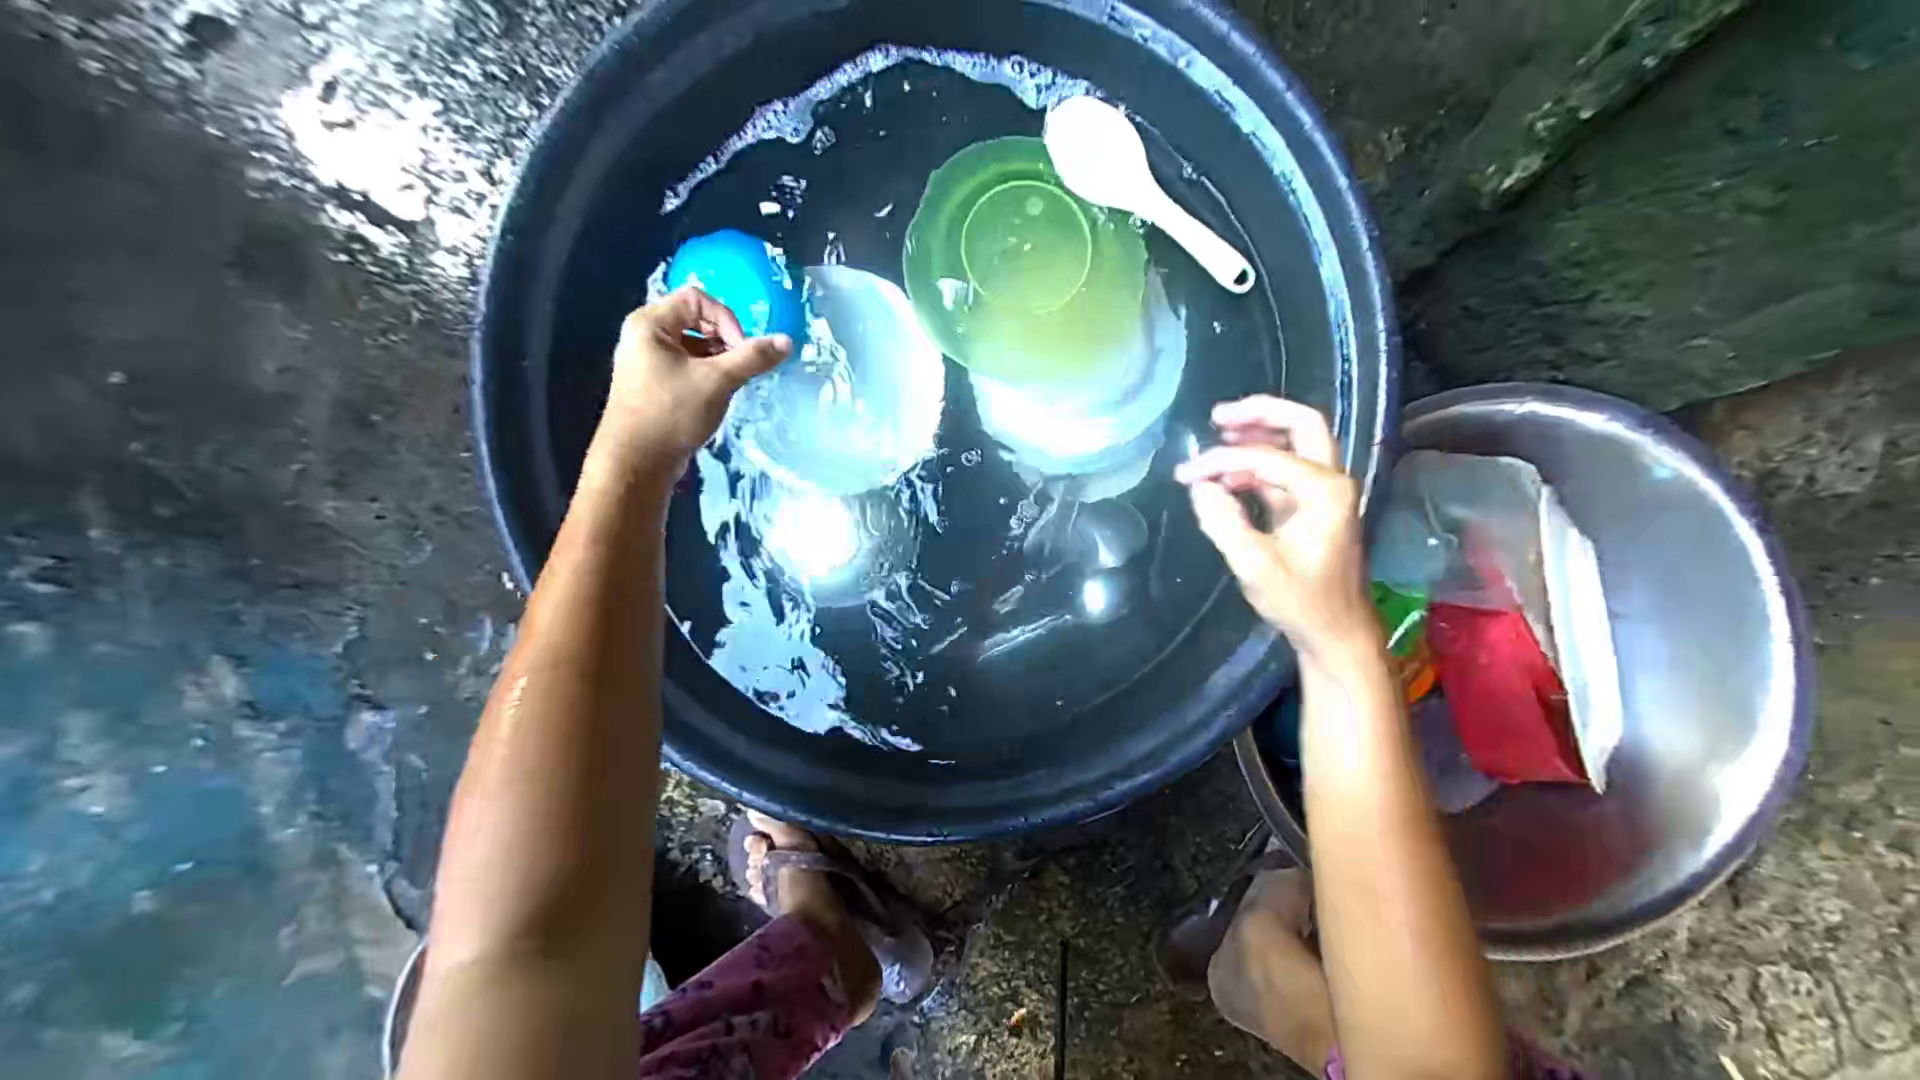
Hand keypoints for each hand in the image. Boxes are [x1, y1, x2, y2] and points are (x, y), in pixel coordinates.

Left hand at [597, 286, 792, 473]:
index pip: (697, 299)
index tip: (741, 351)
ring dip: (719, 360)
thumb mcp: (718, 381)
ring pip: (694, 346)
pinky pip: (687, 367)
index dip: (727, 319)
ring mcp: (647, 362)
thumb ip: (753, 358)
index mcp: (650, 323)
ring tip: (731, 384)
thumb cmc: (672, 413)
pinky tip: (717, 396)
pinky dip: (707, 375)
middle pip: (696, 321)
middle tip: (740, 367)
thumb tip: (786, 341)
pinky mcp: (654, 385)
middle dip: (725, 341)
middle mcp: (644, 336)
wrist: (637, 462)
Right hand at [1174, 395, 1375, 662]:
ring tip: (1219, 433)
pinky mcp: (1312, 507)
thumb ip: (1224, 522)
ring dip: (1258, 434)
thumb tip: (1199, 487)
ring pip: (1296, 443)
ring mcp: (1324, 493)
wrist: (1335, 632)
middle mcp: (1332, 482)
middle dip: (1259, 413)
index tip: (1186, 475)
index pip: (1265, 457)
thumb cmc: (1301, 601)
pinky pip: (1284, 469)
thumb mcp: (1255, 566)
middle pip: (1301, 425)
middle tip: (1217, 416)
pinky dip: (1256, 463)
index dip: (1220, 460)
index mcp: (1324, 491)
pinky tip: (1227, 474)